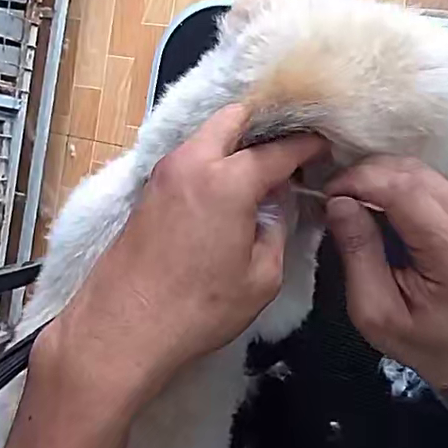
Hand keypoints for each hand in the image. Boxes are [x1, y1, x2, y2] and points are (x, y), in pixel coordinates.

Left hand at [43, 104, 325, 399]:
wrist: (123, 330)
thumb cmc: (198, 309)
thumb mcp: (263, 275)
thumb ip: (278, 227)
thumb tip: (279, 202)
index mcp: (227, 181)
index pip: (278, 149)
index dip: (307, 145)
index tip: (324, 145)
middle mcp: (192, 163)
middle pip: (235, 117)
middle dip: (268, 123)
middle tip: (292, 145)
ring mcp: (165, 173)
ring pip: (209, 133)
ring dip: (239, 140)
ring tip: (266, 165)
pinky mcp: (149, 190)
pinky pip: (191, 155)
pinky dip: (216, 157)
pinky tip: (234, 183)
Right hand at [324, 156, 447, 388]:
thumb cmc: (419, 341)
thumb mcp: (373, 311)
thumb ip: (358, 253)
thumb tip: (338, 201)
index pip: (408, 194)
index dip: (362, 181)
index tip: (328, 192)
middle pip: (416, 176)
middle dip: (368, 175)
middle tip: (335, 195)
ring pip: (425, 172)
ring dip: (382, 177)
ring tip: (351, 197)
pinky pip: (433, 183)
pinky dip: (398, 185)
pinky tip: (377, 201)